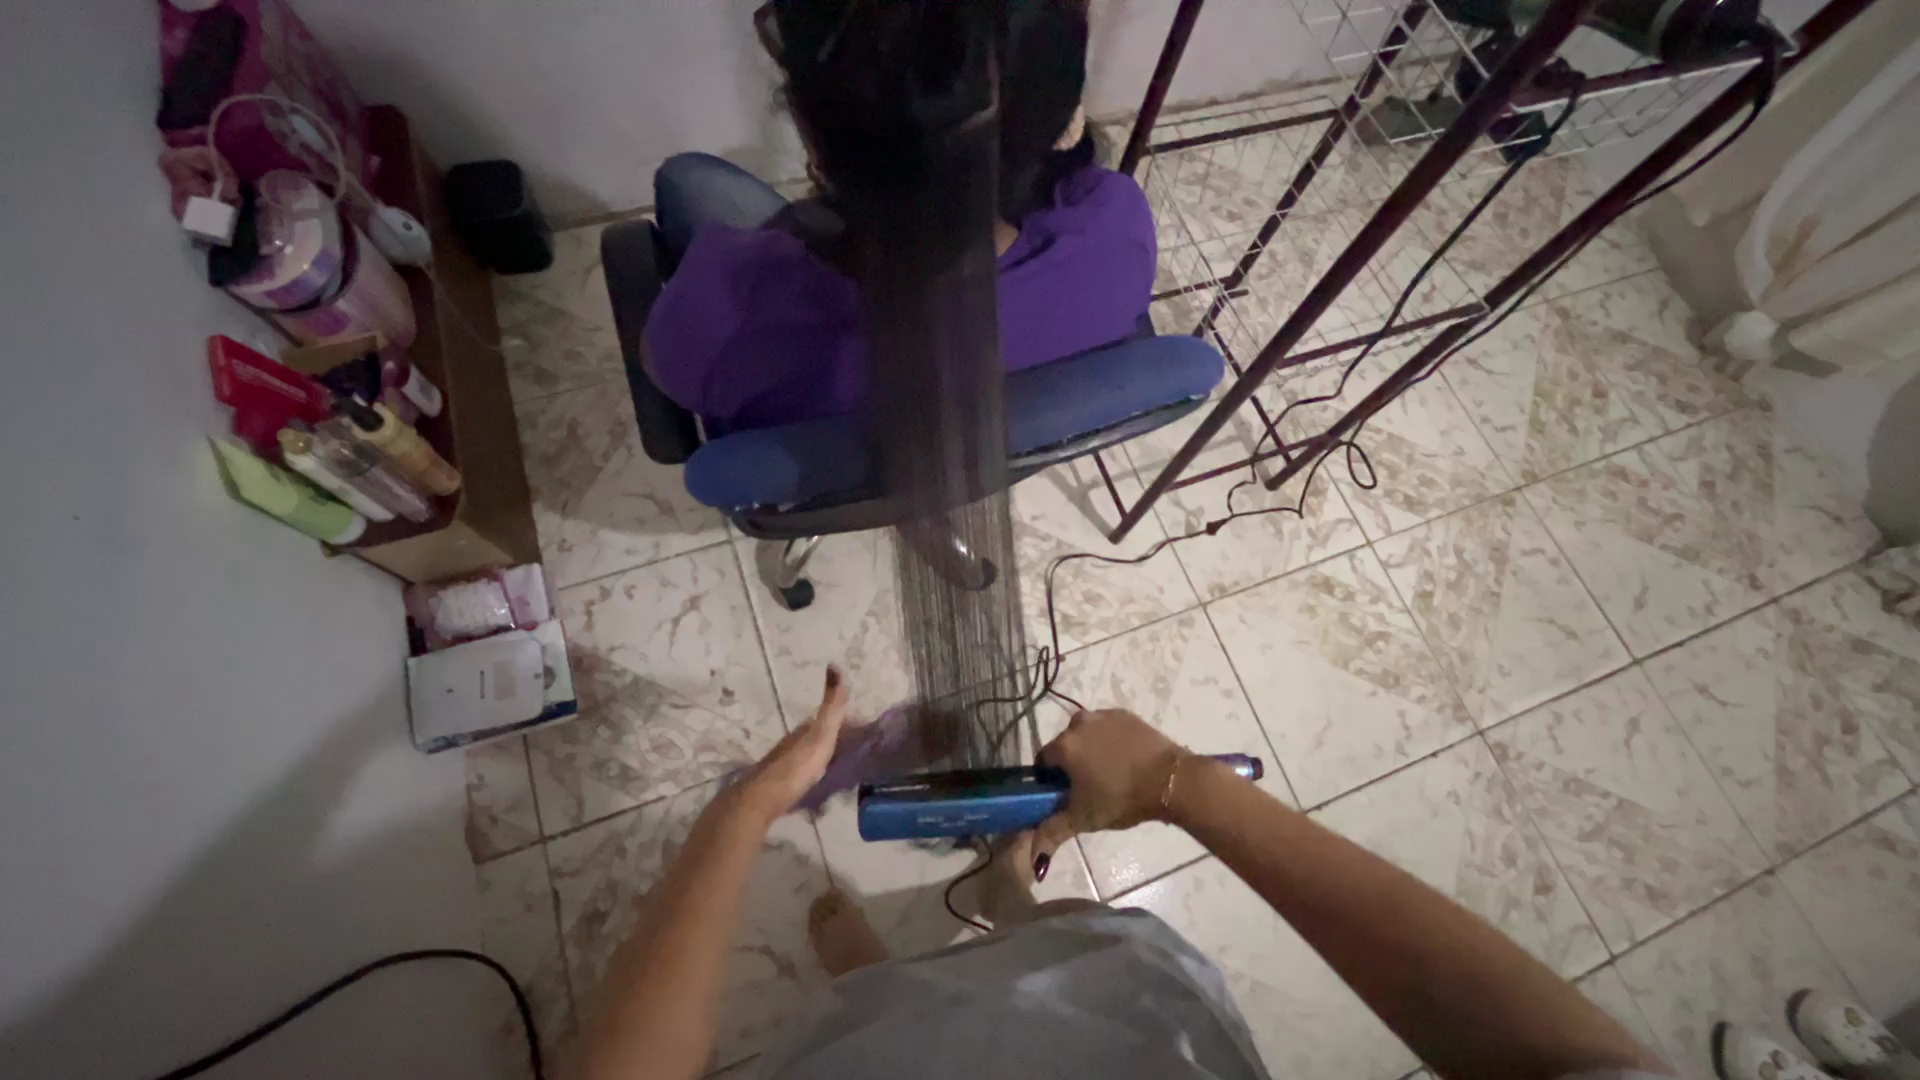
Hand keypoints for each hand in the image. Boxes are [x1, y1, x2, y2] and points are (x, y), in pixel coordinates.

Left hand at [727, 666, 849, 827]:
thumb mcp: (821, 733)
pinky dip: (818, 778)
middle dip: (840, 741)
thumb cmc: (797, 766)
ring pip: (813, 757)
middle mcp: (795, 742)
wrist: (763, 799)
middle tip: (862, 752)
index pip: (831, 718)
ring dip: (828, 760)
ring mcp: (787, 764)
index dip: (850, 722)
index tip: (869, 730)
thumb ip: (832, 704)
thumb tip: (834, 664)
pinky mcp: (782, 786)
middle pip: (821, 737)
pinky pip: (806, 777)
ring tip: (847, 772)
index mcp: (806, 729)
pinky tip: (824, 791)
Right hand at [1031, 709, 1181, 874]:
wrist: (1170, 780)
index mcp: (1064, 746)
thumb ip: (1052, 834)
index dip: (1049, 779)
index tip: (1063, 795)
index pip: (1043, 761)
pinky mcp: (1125, 714)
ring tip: (1108, 773)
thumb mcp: (1084, 819)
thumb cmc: (1122, 799)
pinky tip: (1124, 759)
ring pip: (1086, 735)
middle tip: (1087, 788)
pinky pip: (1107, 728)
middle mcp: (1078, 723)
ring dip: (1089, 749)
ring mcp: (1103, 715)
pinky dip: (1109, 740)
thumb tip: (1033, 862)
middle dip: (1070, 764)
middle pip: (1064, 746)